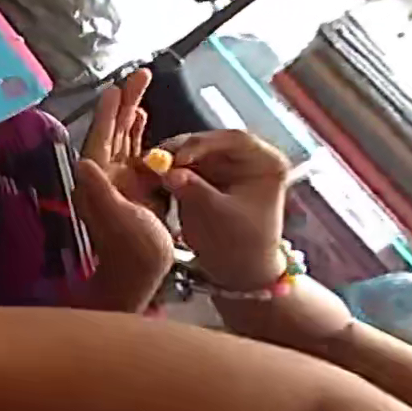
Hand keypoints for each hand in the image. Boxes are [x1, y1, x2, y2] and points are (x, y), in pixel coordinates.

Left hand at [75, 70, 175, 312]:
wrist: (139, 272)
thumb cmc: (130, 248)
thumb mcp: (116, 218)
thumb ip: (99, 192)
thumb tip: (83, 163)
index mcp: (100, 181)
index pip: (102, 140)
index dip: (109, 114)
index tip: (116, 89)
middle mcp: (107, 178)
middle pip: (114, 134)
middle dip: (124, 105)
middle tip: (138, 76)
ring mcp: (122, 182)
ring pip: (125, 141)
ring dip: (132, 116)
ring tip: (139, 90)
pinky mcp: (137, 189)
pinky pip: (138, 155)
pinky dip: (141, 136)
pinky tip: (145, 122)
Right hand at [154, 130, 290, 290]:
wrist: (238, 271)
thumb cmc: (238, 245)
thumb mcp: (215, 217)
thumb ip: (192, 190)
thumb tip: (166, 171)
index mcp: (265, 163)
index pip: (233, 140)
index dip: (201, 144)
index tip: (175, 159)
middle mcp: (246, 160)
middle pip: (208, 144)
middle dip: (178, 152)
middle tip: (151, 162)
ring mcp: (224, 169)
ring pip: (191, 154)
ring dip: (168, 162)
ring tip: (146, 171)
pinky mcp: (206, 180)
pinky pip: (183, 168)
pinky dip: (166, 173)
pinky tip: (150, 179)